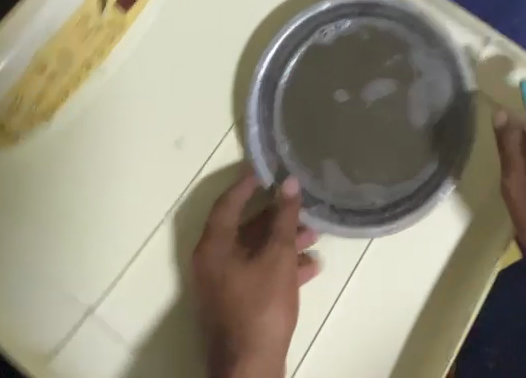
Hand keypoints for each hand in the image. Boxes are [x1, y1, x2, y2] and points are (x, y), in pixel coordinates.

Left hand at [191, 172, 321, 377]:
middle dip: (276, 216)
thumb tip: (289, 183)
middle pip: (244, 227)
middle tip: (301, 203)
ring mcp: (222, 285)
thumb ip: (284, 217)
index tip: (268, 168)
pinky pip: (257, 273)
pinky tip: (309, 266)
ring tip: (313, 235)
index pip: (228, 202)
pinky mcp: (235, 304)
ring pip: (254, 251)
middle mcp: (211, 262)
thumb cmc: (261, 307)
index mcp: (213, 247)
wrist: (250, 370)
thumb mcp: (278, 256)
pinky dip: (280, 266)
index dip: (248, 183)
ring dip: (283, 241)